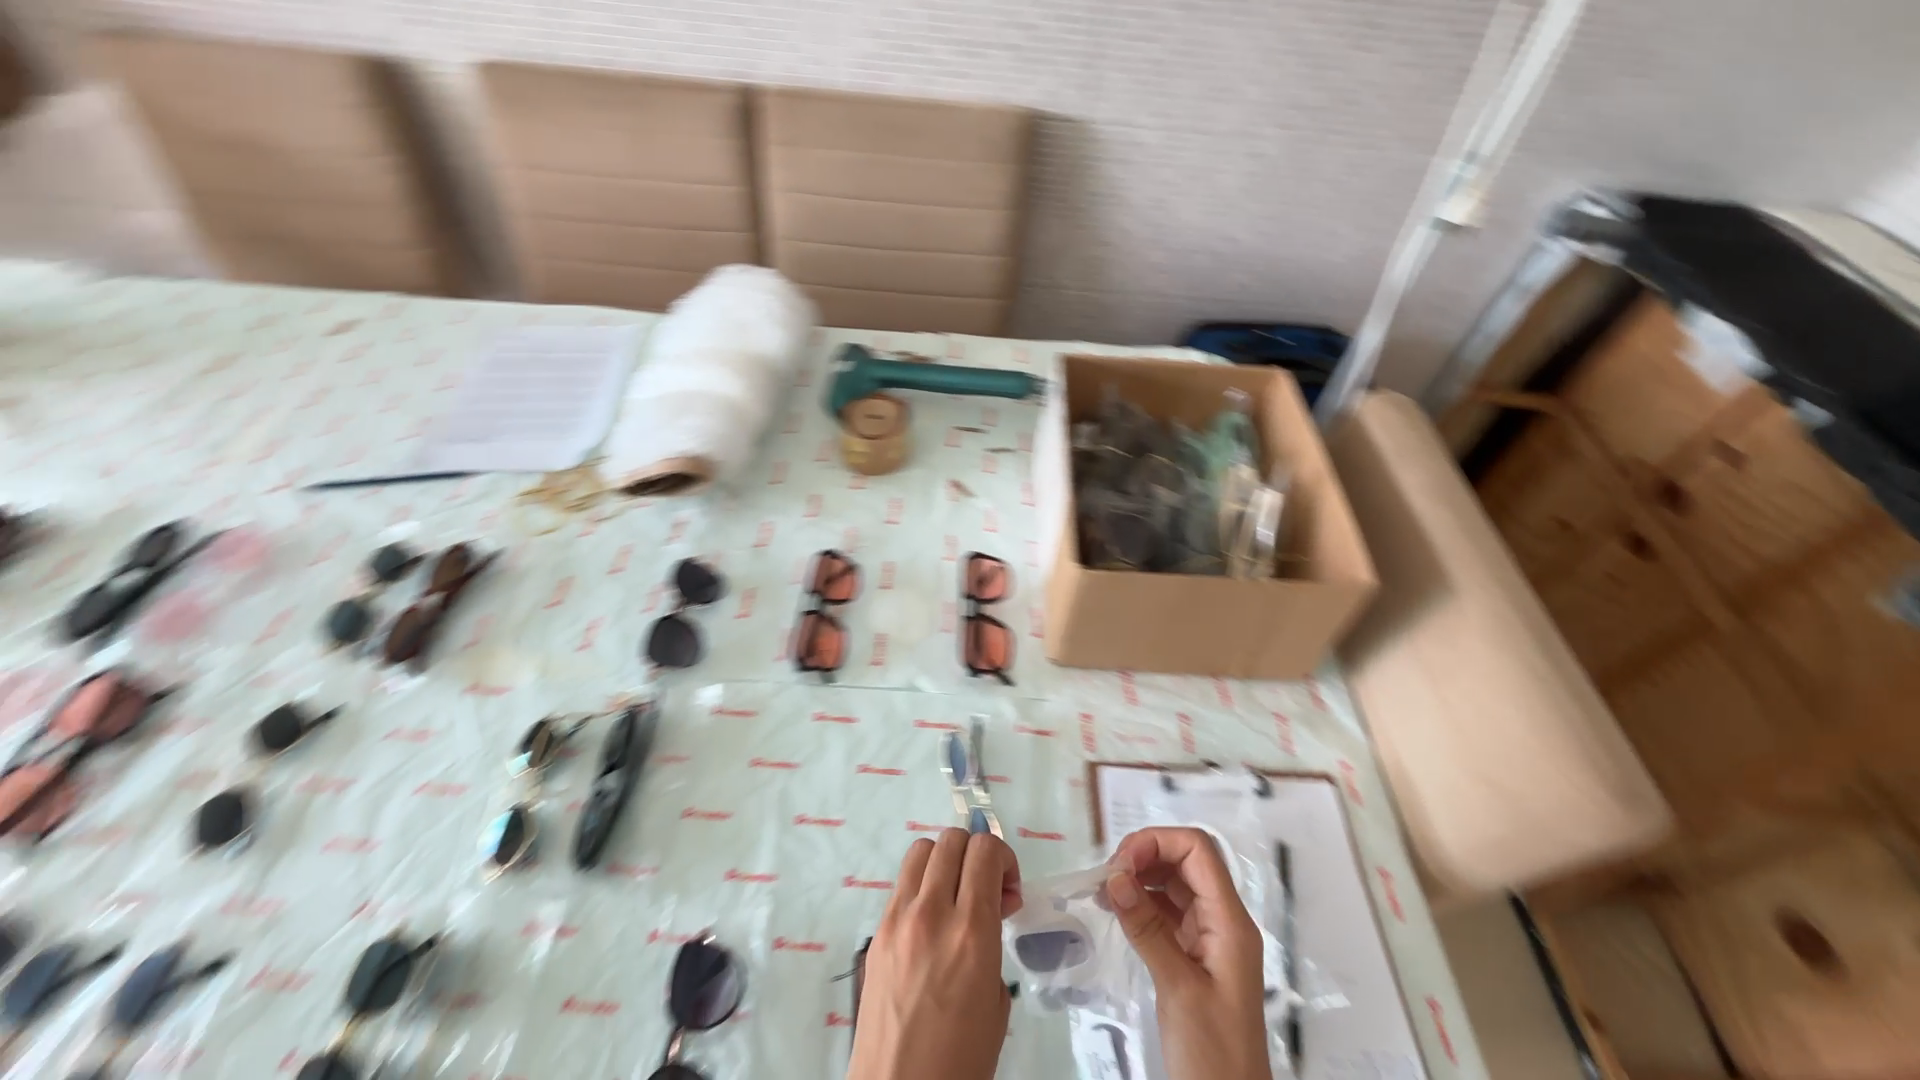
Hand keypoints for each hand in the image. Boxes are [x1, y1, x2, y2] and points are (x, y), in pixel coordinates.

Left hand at [849, 829, 1022, 1079]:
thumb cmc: (961, 1059)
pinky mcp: (876, 934)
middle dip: (977, 854)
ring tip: (957, 898)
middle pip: (952, 840)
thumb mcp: (996, 999)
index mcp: (971, 932)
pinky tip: (932, 923)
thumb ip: (993, 940)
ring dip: (945, 862)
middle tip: (987, 890)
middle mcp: (931, 914)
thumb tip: (989, 911)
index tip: (1009, 890)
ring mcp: (897, 920)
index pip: (985, 851)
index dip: (1004, 859)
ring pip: (921, 851)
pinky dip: (922, 886)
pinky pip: (902, 885)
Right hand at [1108, 827, 1269, 1079]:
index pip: (1198, 851)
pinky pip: (1167, 911)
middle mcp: (1222, 920)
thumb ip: (1147, 928)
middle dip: (1145, 855)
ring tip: (1104, 890)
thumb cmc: (1212, 1050)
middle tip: (1106, 877)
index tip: (1119, 863)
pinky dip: (1141, 902)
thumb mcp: (1178, 988)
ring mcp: (1209, 937)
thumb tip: (1115, 876)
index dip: (1157, 843)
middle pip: (1186, 861)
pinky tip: (1116, 909)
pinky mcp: (1193, 954)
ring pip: (1175, 884)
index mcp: (1230, 921)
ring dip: (1140, 877)